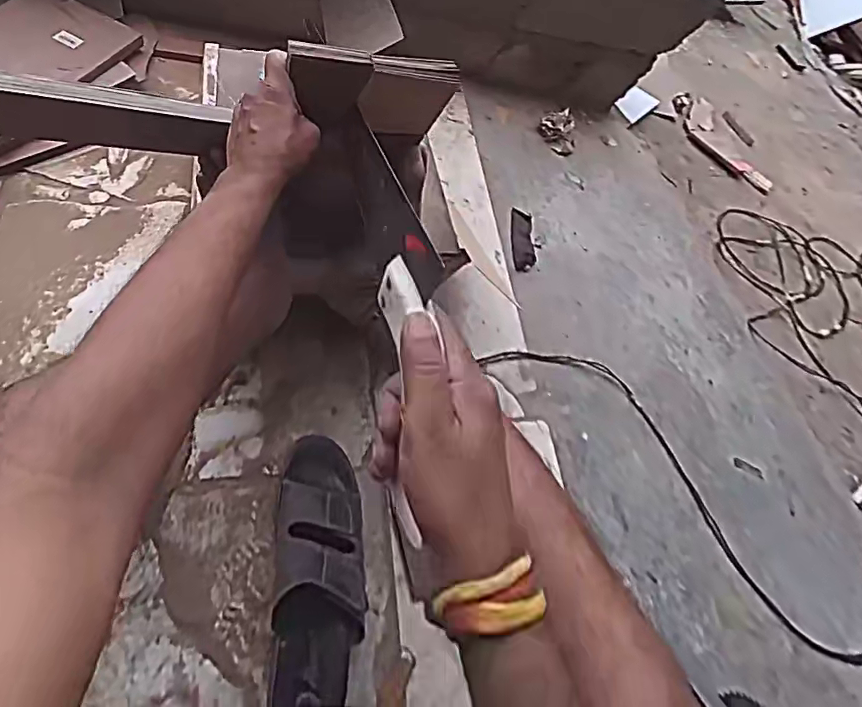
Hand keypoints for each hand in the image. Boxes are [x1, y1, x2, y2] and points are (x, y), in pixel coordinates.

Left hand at [224, 50, 319, 189]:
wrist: (253, 177)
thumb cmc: (278, 156)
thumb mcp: (311, 135)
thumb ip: (308, 119)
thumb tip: (304, 121)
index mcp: (274, 91)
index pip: (275, 60)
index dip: (283, 60)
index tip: (287, 63)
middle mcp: (252, 97)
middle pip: (266, 87)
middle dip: (277, 99)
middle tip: (288, 115)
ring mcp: (239, 112)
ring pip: (255, 105)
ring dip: (264, 115)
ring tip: (276, 134)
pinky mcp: (231, 128)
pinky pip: (246, 121)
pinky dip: (254, 129)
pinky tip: (264, 143)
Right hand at [371, 310, 524, 585]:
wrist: (472, 561)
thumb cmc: (457, 501)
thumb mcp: (429, 425)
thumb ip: (421, 369)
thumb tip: (419, 320)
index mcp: (469, 389)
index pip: (440, 331)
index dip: (412, 318)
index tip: (389, 299)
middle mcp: (466, 403)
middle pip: (415, 372)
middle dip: (394, 398)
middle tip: (395, 425)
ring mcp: (457, 428)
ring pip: (408, 405)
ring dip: (392, 428)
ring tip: (396, 455)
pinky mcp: (446, 450)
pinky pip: (411, 432)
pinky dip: (397, 448)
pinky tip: (397, 468)